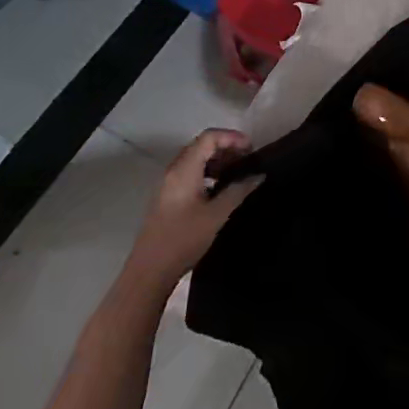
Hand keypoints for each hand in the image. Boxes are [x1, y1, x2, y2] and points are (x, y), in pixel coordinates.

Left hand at [125, 129, 261, 284]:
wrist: (150, 270)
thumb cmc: (184, 238)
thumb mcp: (217, 214)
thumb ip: (238, 191)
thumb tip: (258, 175)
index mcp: (184, 169)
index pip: (209, 137)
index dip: (232, 137)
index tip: (252, 149)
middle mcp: (174, 170)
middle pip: (201, 145)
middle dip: (226, 147)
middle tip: (248, 159)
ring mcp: (168, 184)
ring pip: (195, 159)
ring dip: (217, 160)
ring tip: (238, 172)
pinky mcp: (167, 197)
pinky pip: (190, 173)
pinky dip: (208, 172)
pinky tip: (221, 188)